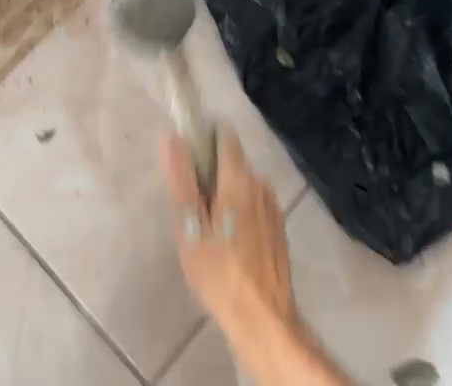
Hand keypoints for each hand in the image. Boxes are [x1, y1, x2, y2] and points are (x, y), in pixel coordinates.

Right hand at [162, 130, 300, 353]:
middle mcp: (261, 184)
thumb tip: (173, 136)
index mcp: (238, 178)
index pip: (223, 133)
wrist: (263, 319)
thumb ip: (181, 178)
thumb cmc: (218, 271)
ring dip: (224, 193)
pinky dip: (238, 211)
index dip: (202, 136)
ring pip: (242, 183)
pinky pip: (253, 204)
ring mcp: (273, 206)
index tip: (185, 157)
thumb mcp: (189, 225)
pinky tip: (228, 241)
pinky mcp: (278, 227)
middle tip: (190, 207)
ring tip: (207, 228)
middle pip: (230, 160)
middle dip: (209, 172)